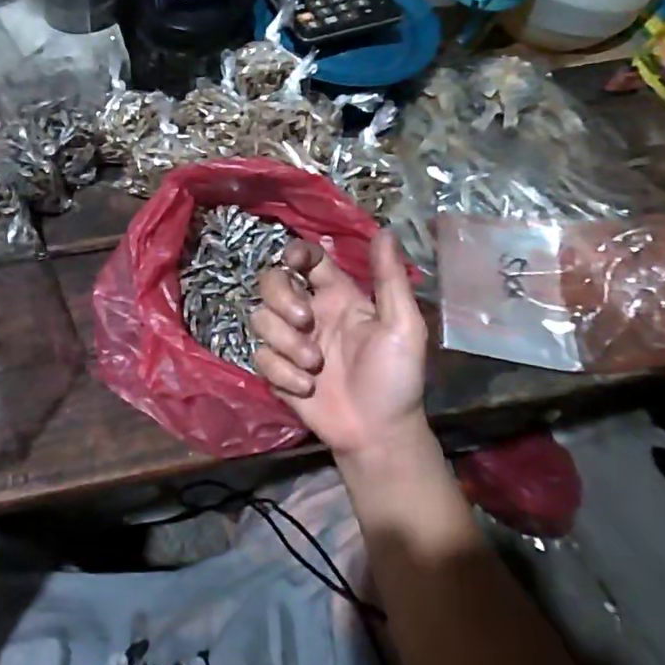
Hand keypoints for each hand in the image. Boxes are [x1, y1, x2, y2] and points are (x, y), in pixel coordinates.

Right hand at [251, 232, 428, 462]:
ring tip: (314, 367)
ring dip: (286, 343)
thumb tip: (385, 231)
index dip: (295, 254)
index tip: (294, 264)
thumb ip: (390, 280)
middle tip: (304, 322)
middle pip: (271, 282)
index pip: (307, 260)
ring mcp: (289, 342)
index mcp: (338, 297)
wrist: (377, 433)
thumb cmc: (396, 378)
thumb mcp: (403, 326)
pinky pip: (260, 356)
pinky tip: (307, 388)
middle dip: (281, 299)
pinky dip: (282, 372)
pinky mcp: (275, 369)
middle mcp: (309, 313)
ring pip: (260, 318)